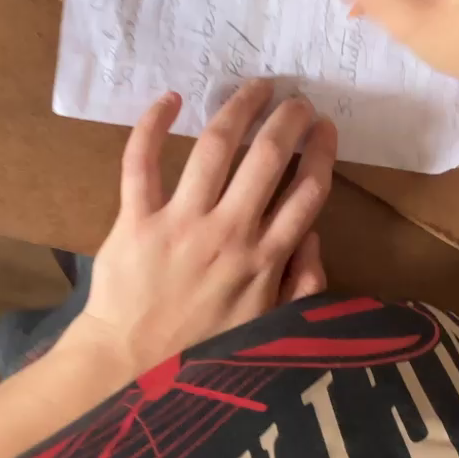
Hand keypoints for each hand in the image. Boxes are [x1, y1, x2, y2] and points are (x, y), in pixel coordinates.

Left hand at [63, 81, 337, 374]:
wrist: (131, 371)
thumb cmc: (204, 353)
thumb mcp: (271, 331)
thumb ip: (303, 287)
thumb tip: (313, 236)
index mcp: (266, 261)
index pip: (307, 193)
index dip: (322, 153)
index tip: (326, 127)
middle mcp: (230, 233)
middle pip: (269, 159)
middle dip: (290, 120)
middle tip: (297, 99)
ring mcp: (181, 223)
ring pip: (215, 148)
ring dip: (240, 108)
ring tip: (257, 87)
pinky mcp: (135, 221)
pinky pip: (141, 162)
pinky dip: (153, 125)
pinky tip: (170, 98)